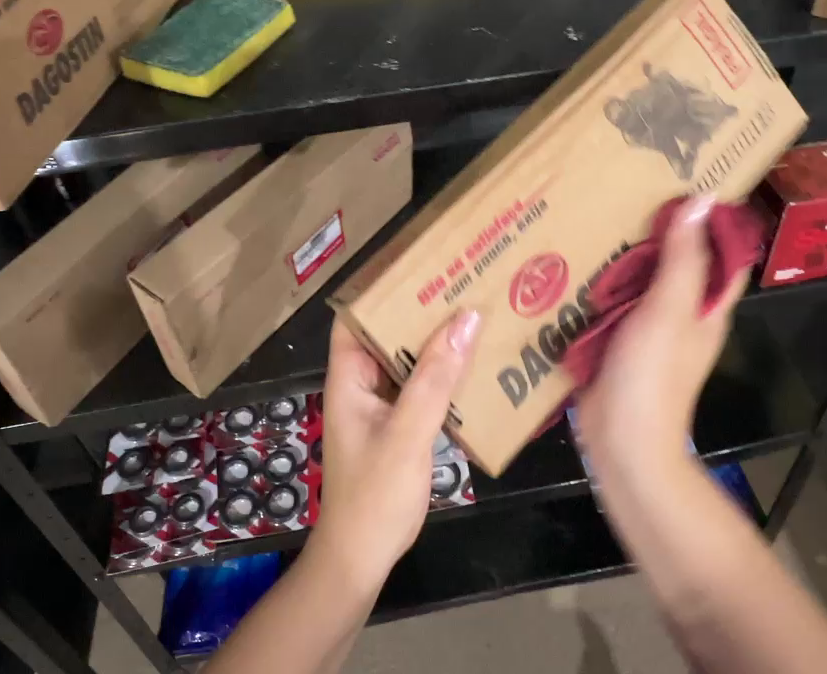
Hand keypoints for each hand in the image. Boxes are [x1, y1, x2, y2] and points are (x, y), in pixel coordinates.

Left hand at [307, 309, 480, 591]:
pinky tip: (477, 366)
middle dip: (420, 312)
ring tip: (475, 314)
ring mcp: (382, 408)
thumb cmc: (375, 494)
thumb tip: (465, 318)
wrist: (363, 558)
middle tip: (461, 284)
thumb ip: (435, 378)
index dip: (381, 291)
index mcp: (349, 378)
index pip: (356, 319)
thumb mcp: (407, 432)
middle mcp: (363, 386)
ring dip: (436, 344)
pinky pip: (423, 389)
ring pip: (408, 363)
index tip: (419, 267)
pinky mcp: (401, 428)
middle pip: (387, 336)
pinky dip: (444, 375)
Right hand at [574, 195, 747, 468]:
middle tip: (630, 186)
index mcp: (706, 306)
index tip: (688, 179)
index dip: (715, 219)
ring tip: (599, 211)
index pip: (724, 254)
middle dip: (662, 228)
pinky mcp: (618, 343)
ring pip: (644, 281)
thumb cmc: (653, 374)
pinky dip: (602, 281)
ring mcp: (649, 330)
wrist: (622, 443)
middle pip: (680, 263)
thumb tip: (700, 200)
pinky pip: (614, 303)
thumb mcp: (668, 309)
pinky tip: (577, 259)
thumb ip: (682, 258)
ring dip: (627, 253)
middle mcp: (682, 315)